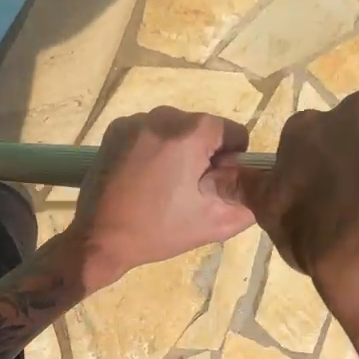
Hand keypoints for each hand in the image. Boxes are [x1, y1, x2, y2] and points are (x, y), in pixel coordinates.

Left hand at [62, 107, 255, 290]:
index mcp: (192, 131)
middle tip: (179, 192)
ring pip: (172, 131)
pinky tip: (139, 179)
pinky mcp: (112, 133)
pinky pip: (146, 135)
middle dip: (198, 156)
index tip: (206, 188)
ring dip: (173, 152)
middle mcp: (163, 116)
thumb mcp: (215, 223)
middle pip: (200, 130)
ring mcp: (133, 122)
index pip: (231, 134)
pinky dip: (148, 150)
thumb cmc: (156, 232)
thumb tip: (260, 181)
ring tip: (157, 187)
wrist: (98, 242)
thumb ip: (251, 199)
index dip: (226, 162)